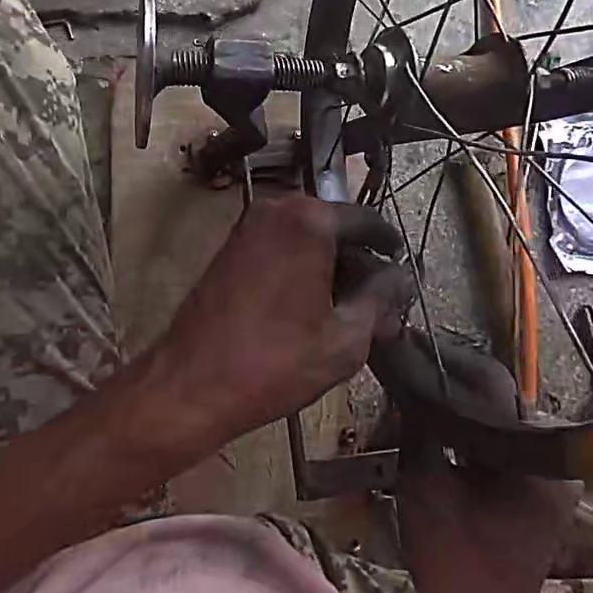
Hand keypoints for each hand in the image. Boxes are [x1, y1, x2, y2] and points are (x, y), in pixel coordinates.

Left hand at [141, 196, 412, 455]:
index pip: (366, 221)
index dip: (389, 247)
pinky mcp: (232, 246)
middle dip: (358, 259)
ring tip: (348, 309)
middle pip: (334, 225)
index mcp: (309, 220)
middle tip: (378, 300)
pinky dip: (302, 265)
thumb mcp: (345, 337)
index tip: (401, 270)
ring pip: (307, 236)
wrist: (192, 383)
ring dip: (330, 264)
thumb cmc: (274, 361)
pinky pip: (281, 245)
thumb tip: (400, 279)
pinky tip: (312, 305)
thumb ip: (381, 298)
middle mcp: (277, 209)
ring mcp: (249, 225)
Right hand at [395, 340, 580, 592]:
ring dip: (460, 405)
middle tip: (412, 370)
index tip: (413, 348)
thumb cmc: (453, 560)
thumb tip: (406, 373)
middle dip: (452, 384)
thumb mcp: (424, 484)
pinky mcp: (539, 486)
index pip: (493, 384)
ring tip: (420, 389)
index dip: (448, 363)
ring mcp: (552, 474)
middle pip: (498, 398)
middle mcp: (555, 460)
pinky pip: (502, 438)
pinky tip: (440, 422)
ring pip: (498, 415)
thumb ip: (419, 423)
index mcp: (539, 458)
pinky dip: (471, 429)